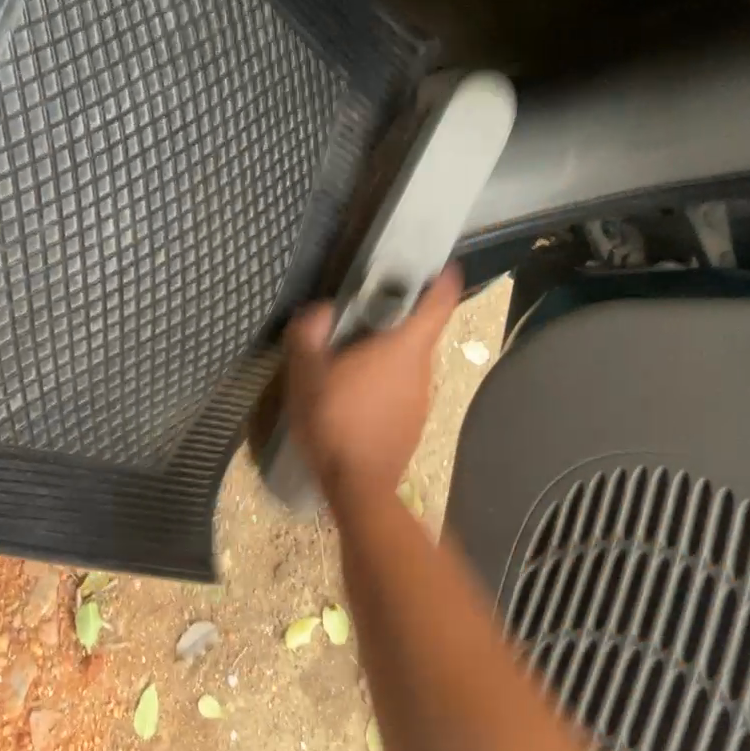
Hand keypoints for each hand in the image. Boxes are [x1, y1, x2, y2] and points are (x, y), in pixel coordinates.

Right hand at [281, 266, 461, 498]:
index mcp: (401, 348)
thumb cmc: (332, 420)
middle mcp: (420, 369)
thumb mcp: (306, 373)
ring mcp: (421, 397)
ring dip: (385, 351)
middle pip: (417, 332)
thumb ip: (310, 335)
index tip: (441, 266)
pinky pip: (400, 386)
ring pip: (406, 361)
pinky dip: (383, 379)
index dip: (443, 281)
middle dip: (395, 318)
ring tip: (348, 356)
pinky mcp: (413, 420)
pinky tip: (353, 395)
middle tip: (359, 312)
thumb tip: (320, 310)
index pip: (437, 305)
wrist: (357, 485)